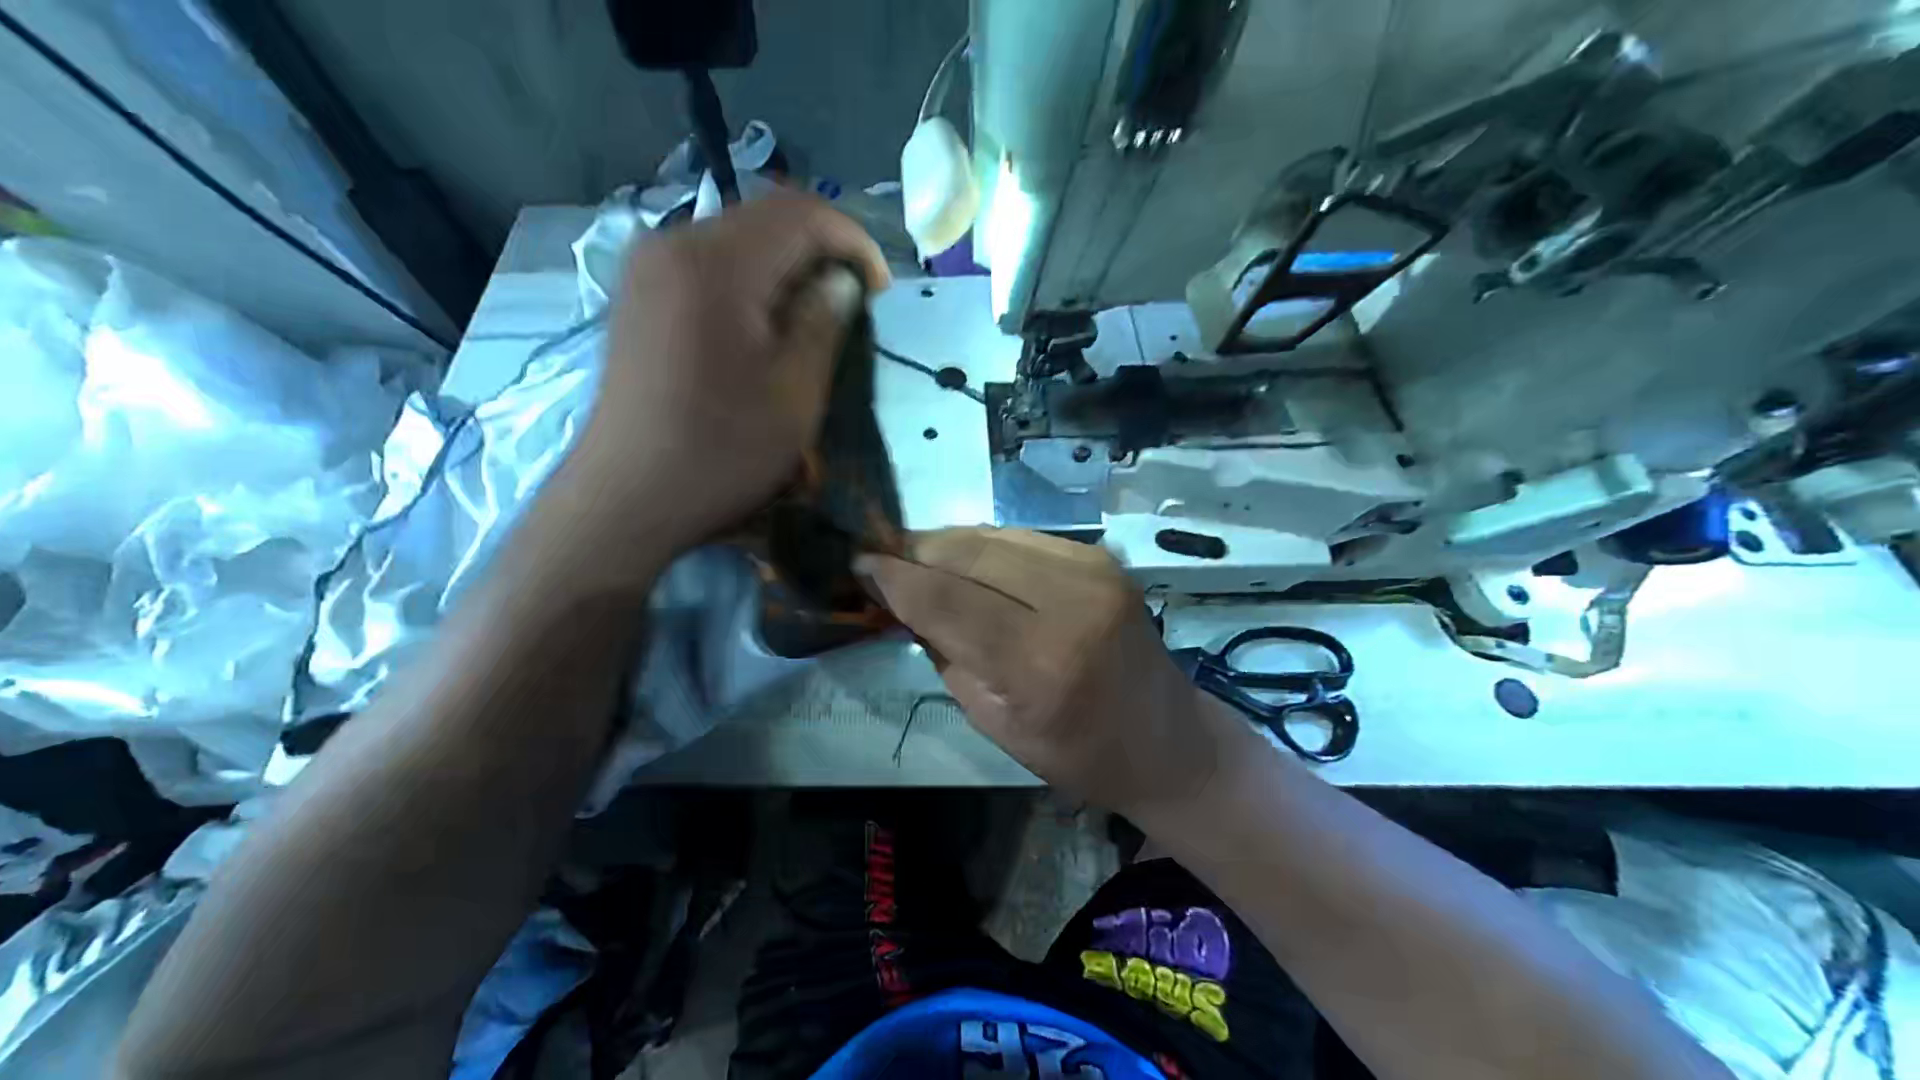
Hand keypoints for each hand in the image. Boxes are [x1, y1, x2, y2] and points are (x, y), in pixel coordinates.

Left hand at [562, 191, 888, 561]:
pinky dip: (750, 281)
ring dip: (787, 267)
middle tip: (853, 304)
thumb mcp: (796, 393)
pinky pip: (708, 264)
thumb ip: (825, 322)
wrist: (627, 497)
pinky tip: (765, 325)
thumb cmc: (721, 451)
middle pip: (765, 217)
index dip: (854, 241)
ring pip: (737, 239)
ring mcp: (647, 267)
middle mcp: (673, 243)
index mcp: (716, 263)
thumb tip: (841, 282)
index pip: (801, 213)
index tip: (881, 290)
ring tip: (815, 317)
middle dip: (821, 251)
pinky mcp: (638, 295)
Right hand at [859, 528, 1244, 812]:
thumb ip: (946, 653)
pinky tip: (967, 563)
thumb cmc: (1076, 752)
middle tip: (881, 558)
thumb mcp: (994, 721)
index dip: (894, 577)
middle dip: (914, 551)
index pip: (945, 599)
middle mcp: (1068, 601)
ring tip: (917, 558)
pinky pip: (1021, 538)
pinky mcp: (1101, 556)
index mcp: (1038, 662)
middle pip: (965, 553)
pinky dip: (984, 546)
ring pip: (990, 535)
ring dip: (946, 544)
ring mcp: (1092, 569)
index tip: (858, 565)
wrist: (1167, 738)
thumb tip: (904, 599)